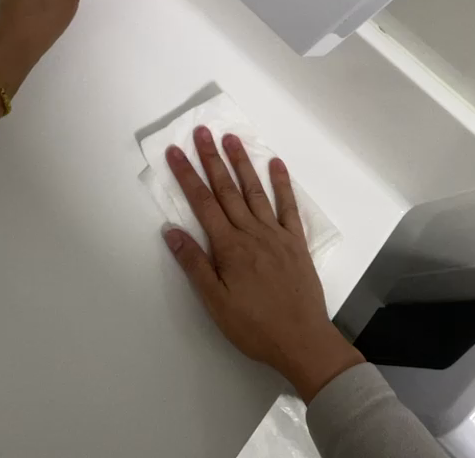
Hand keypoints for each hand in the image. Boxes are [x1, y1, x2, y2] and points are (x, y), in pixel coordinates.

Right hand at [162, 126, 364, 400]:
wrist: (304, 342)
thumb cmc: (255, 326)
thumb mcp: (216, 303)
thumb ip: (194, 264)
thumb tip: (171, 230)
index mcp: (229, 247)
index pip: (202, 203)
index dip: (187, 175)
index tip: (175, 151)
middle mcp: (251, 232)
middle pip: (226, 189)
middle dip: (211, 158)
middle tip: (202, 131)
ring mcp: (276, 234)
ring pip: (254, 191)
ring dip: (242, 162)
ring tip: (231, 137)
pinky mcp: (296, 241)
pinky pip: (288, 207)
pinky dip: (282, 183)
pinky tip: (276, 163)